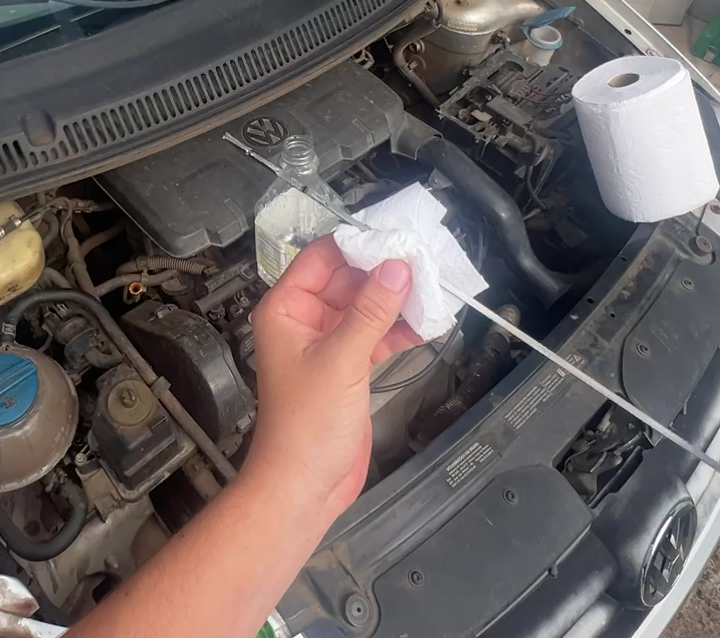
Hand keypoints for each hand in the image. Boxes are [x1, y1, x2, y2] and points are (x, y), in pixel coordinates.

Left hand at [246, 235, 421, 527]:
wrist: (305, 485)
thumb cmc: (305, 425)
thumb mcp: (340, 360)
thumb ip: (370, 312)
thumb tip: (396, 268)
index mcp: (287, 308)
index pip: (321, 258)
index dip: (356, 244)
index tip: (393, 234)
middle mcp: (305, 319)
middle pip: (348, 279)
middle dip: (383, 271)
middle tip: (422, 258)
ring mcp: (328, 341)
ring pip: (366, 306)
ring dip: (396, 299)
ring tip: (432, 286)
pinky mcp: (349, 364)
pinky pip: (376, 334)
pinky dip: (400, 328)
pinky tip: (428, 321)